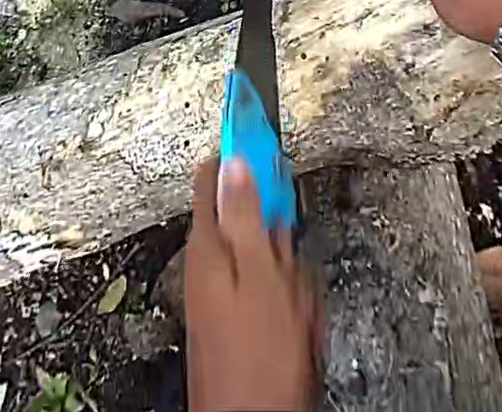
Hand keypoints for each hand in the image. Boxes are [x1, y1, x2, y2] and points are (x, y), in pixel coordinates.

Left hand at [185, 159, 318, 411]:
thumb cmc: (256, 356)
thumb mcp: (260, 274)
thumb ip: (246, 214)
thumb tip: (235, 162)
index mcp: (209, 243)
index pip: (212, 176)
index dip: (239, 154)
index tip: (264, 145)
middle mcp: (208, 258)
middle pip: (242, 211)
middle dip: (272, 224)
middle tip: (287, 255)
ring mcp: (222, 284)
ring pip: (259, 246)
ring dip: (283, 262)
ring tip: (292, 296)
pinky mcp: (236, 306)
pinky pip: (265, 279)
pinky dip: (283, 288)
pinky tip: (293, 314)